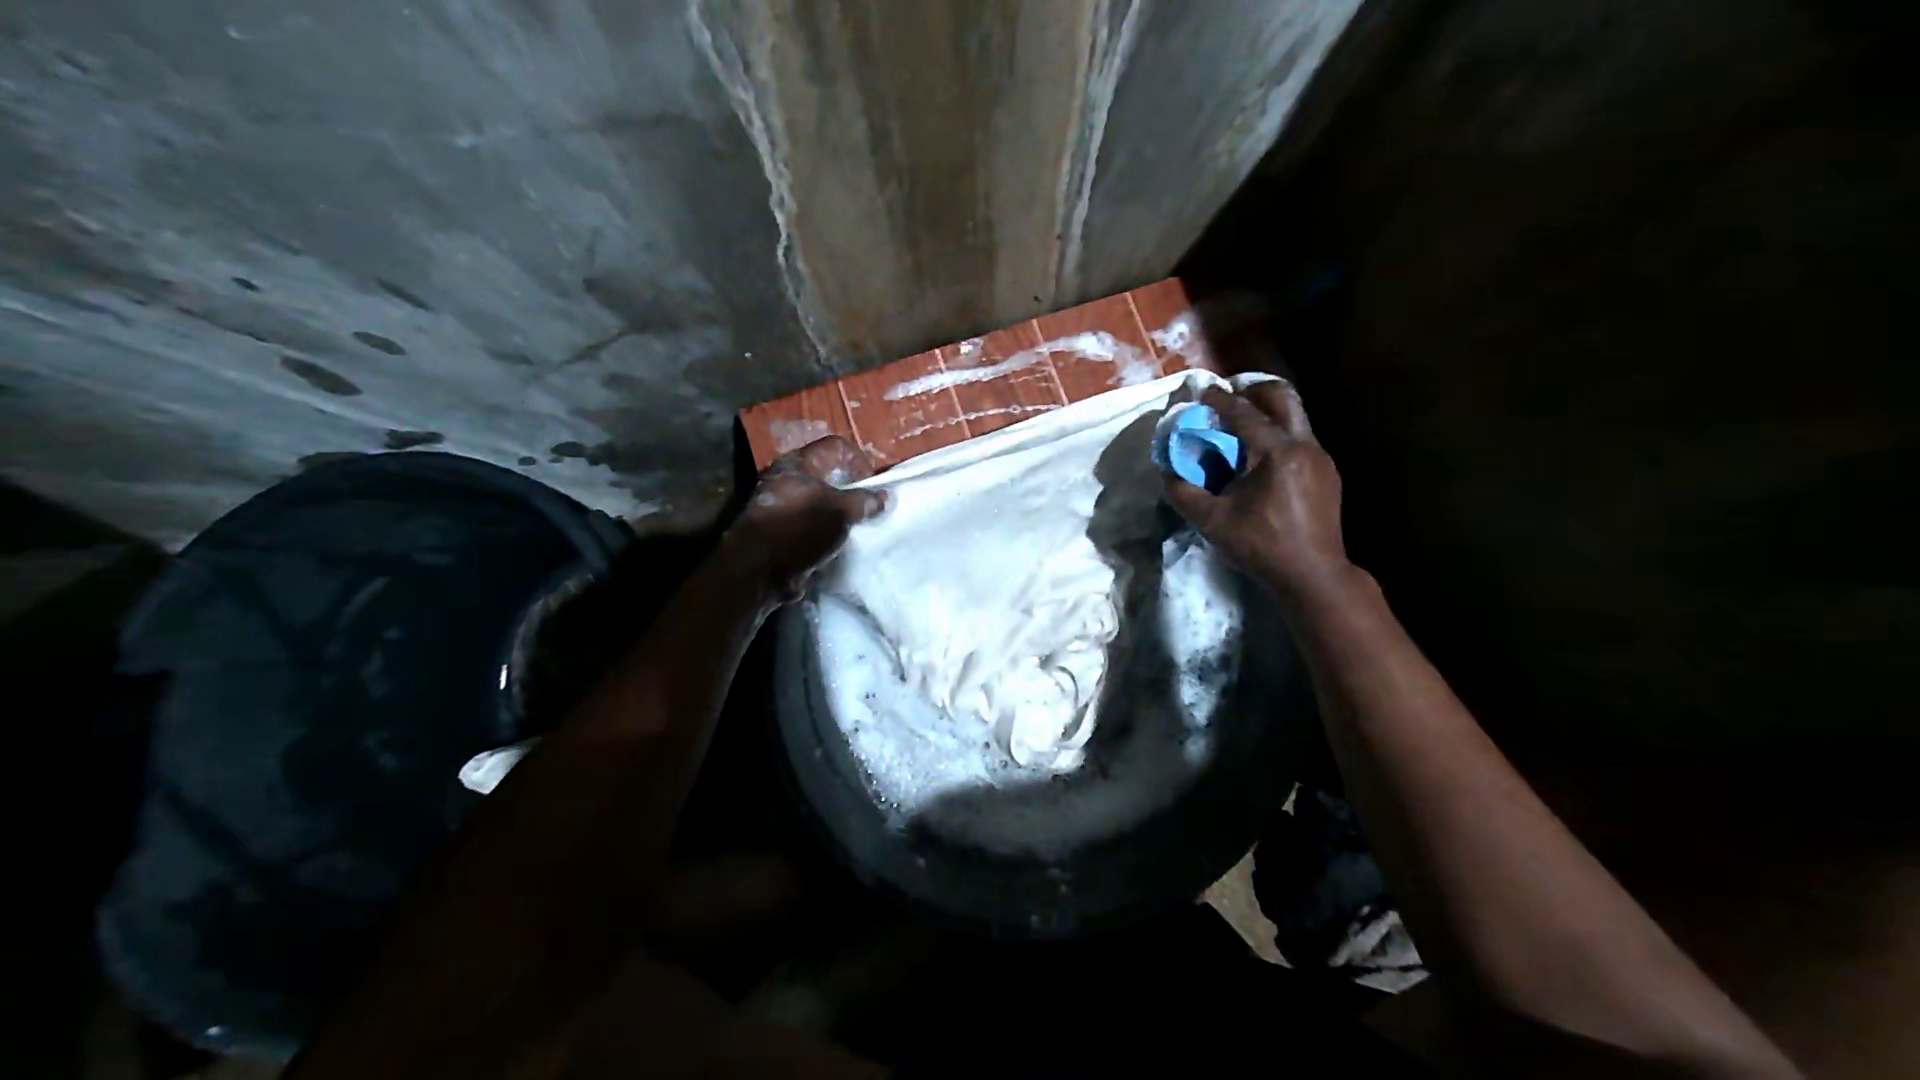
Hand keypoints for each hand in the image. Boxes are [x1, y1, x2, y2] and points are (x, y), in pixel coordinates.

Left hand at [722, 436, 887, 602]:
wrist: (760, 570)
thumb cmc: (800, 528)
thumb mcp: (840, 511)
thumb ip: (865, 501)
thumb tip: (885, 496)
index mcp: (798, 463)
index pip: (836, 447)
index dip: (859, 461)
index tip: (872, 486)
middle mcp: (787, 479)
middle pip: (828, 475)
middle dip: (851, 491)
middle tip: (866, 509)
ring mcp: (782, 506)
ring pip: (820, 502)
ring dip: (839, 515)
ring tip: (855, 529)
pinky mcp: (781, 531)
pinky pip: (812, 525)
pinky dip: (826, 533)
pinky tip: (837, 545)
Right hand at [1163, 381, 1358, 608]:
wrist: (1312, 575)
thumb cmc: (1260, 546)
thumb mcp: (1212, 521)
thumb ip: (1183, 493)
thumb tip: (1166, 473)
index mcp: (1276, 453)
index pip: (1244, 413)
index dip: (1219, 400)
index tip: (1201, 392)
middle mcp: (1304, 446)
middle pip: (1282, 397)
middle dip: (1253, 391)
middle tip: (1229, 398)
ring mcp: (1321, 458)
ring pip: (1294, 418)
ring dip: (1267, 414)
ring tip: (1241, 425)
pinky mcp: (1327, 472)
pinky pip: (1300, 439)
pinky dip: (1278, 435)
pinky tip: (1261, 458)